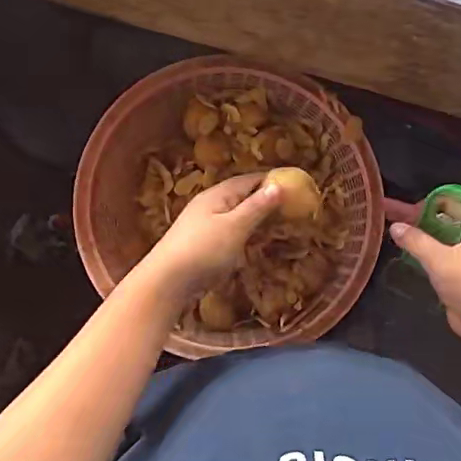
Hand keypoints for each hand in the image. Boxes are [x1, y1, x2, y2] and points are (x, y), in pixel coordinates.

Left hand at [131, 174, 282, 304]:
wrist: (165, 281)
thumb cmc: (203, 250)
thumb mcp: (235, 226)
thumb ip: (257, 207)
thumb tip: (277, 185)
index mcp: (217, 195)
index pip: (249, 180)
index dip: (271, 180)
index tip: (294, 184)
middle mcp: (208, 205)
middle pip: (240, 196)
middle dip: (264, 199)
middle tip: (290, 206)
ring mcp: (201, 225)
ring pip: (234, 215)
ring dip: (254, 217)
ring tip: (275, 224)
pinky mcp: (199, 245)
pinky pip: (227, 232)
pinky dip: (243, 233)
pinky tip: (250, 244)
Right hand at [385, 197, 460, 340]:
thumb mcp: (439, 258)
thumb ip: (415, 241)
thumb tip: (395, 227)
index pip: (448, 204)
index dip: (425, 205)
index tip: (402, 211)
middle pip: (440, 221)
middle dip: (416, 220)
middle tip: (390, 220)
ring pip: (438, 241)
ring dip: (418, 237)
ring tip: (393, 235)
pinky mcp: (458, 276)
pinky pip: (437, 258)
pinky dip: (422, 254)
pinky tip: (406, 255)